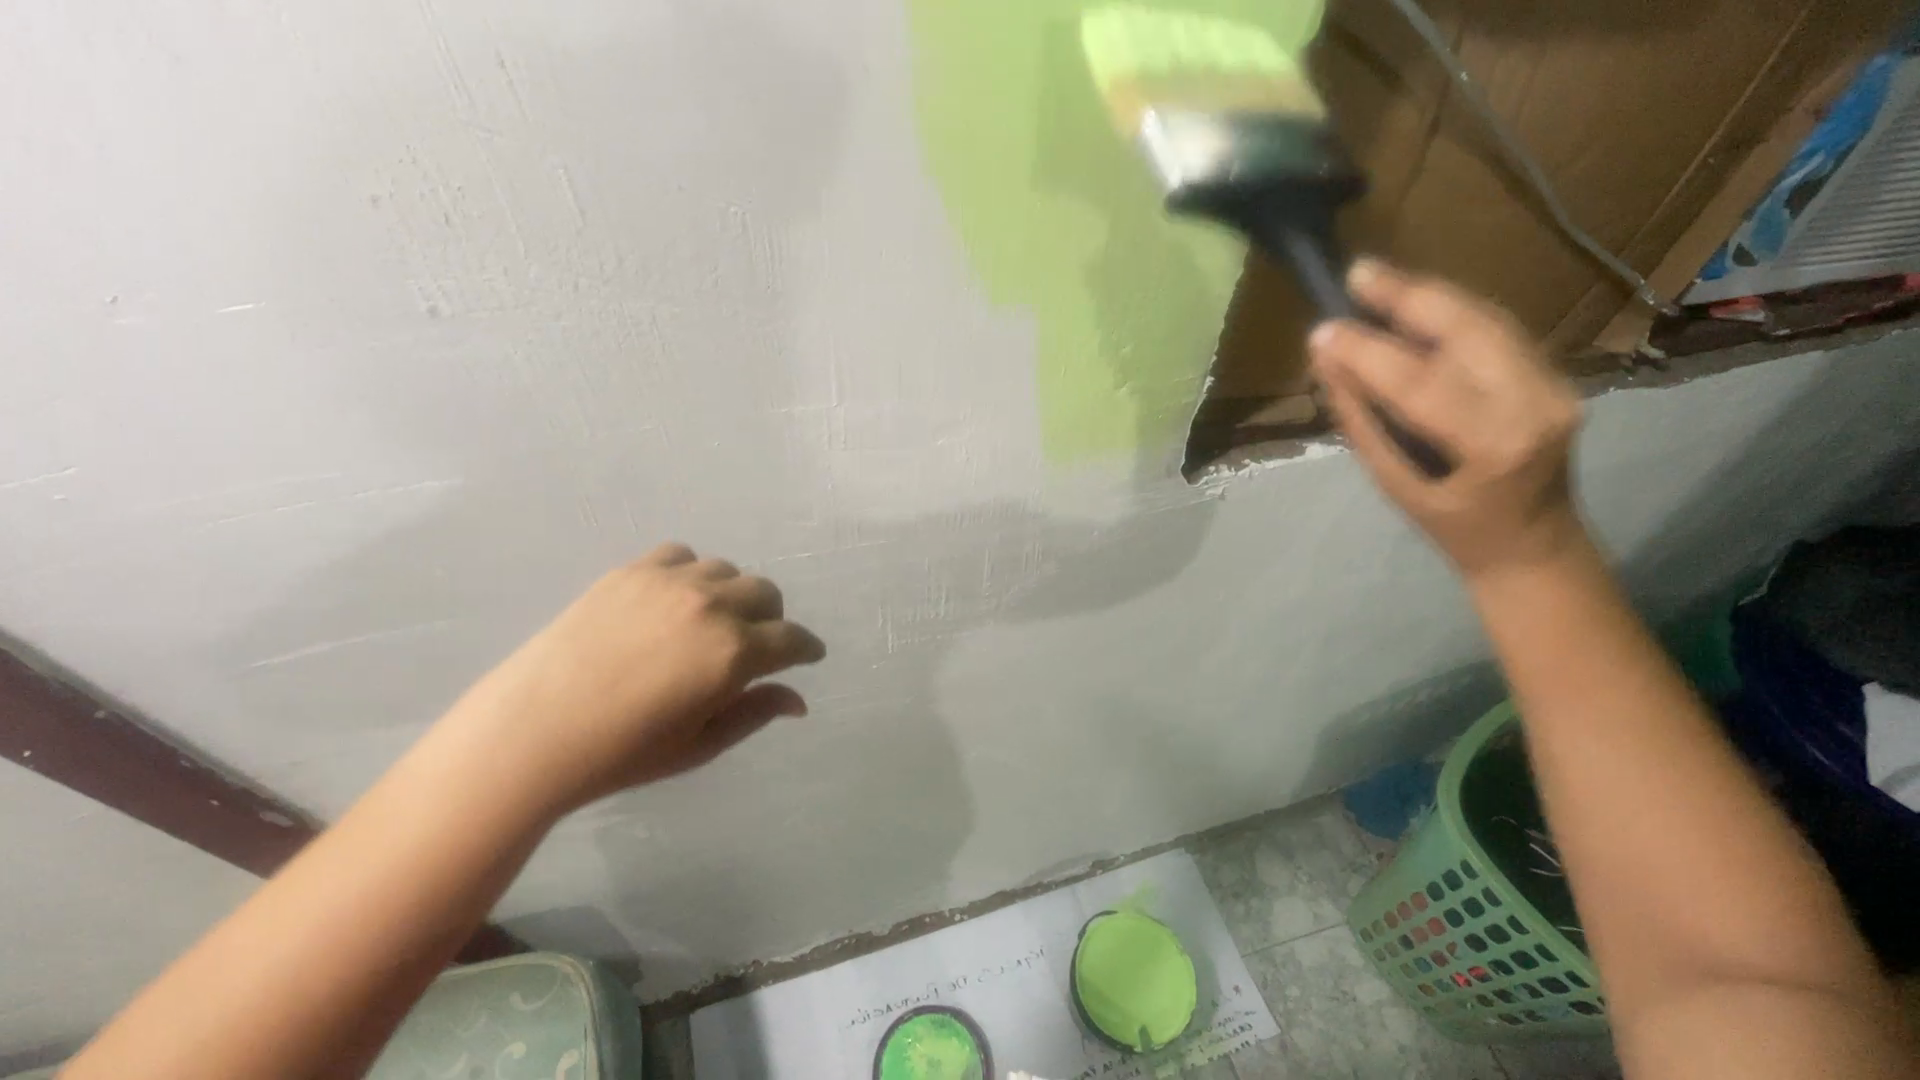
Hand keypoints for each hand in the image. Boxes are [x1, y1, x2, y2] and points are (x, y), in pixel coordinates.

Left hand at [454, 543, 826, 811]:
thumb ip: (755, 713)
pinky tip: (673, 601)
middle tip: (755, 646)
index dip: (806, 649)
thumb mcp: (700, 745)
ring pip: (726, 571)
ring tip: (711, 622)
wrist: (533, 731)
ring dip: (732, 595)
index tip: (808, 656)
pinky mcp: (630, 572)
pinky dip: (690, 574)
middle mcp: (710, 607)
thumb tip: (798, 700)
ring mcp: (669, 583)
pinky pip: (681, 555)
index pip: (792, 639)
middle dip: (771, 620)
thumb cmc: (624, 752)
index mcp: (734, 654)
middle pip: (766, 594)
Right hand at [1308, 259, 1590, 579]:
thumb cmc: (1453, 528)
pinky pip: (1497, 328)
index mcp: (1494, 443)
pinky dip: (1450, 312)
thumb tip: (1327, 359)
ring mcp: (1554, 383)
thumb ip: (1361, 418)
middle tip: (1357, 273)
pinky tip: (1414, 304)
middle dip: (1407, 295)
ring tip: (1377, 281)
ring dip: (1428, 296)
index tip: (1322, 330)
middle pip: (1466, 328)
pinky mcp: (1556, 373)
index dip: (1366, 350)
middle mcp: (1535, 401)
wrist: (1534, 544)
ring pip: (1485, 318)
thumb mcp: (1394, 484)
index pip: (1420, 380)